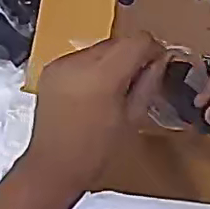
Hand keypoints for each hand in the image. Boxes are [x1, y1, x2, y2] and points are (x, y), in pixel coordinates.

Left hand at [21, 31, 165, 195]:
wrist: (54, 167)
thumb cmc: (97, 152)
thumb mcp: (132, 119)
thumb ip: (148, 83)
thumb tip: (159, 61)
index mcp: (102, 76)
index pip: (137, 41)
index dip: (153, 50)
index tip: (158, 67)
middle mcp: (78, 63)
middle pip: (118, 42)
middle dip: (132, 56)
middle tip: (139, 81)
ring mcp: (61, 64)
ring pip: (100, 48)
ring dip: (113, 61)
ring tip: (115, 89)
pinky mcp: (50, 70)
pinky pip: (81, 58)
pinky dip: (93, 68)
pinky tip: (94, 92)